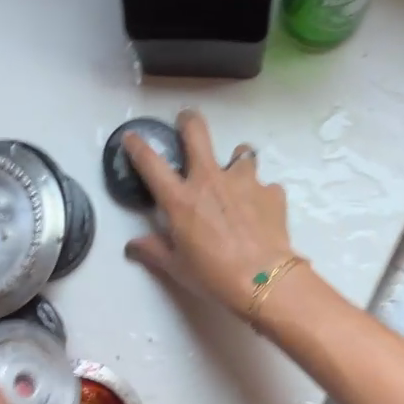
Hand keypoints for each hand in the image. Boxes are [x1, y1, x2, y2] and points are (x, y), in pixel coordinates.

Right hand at [123, 109, 294, 315]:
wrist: (263, 281)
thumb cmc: (213, 276)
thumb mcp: (178, 268)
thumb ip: (154, 251)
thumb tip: (133, 246)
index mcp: (181, 199)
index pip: (151, 163)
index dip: (137, 146)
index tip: (132, 138)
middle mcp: (211, 180)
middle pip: (196, 132)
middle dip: (188, 122)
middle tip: (187, 124)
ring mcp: (244, 182)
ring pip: (241, 152)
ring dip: (236, 161)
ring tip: (237, 178)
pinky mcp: (271, 192)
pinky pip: (265, 187)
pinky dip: (261, 195)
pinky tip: (261, 212)